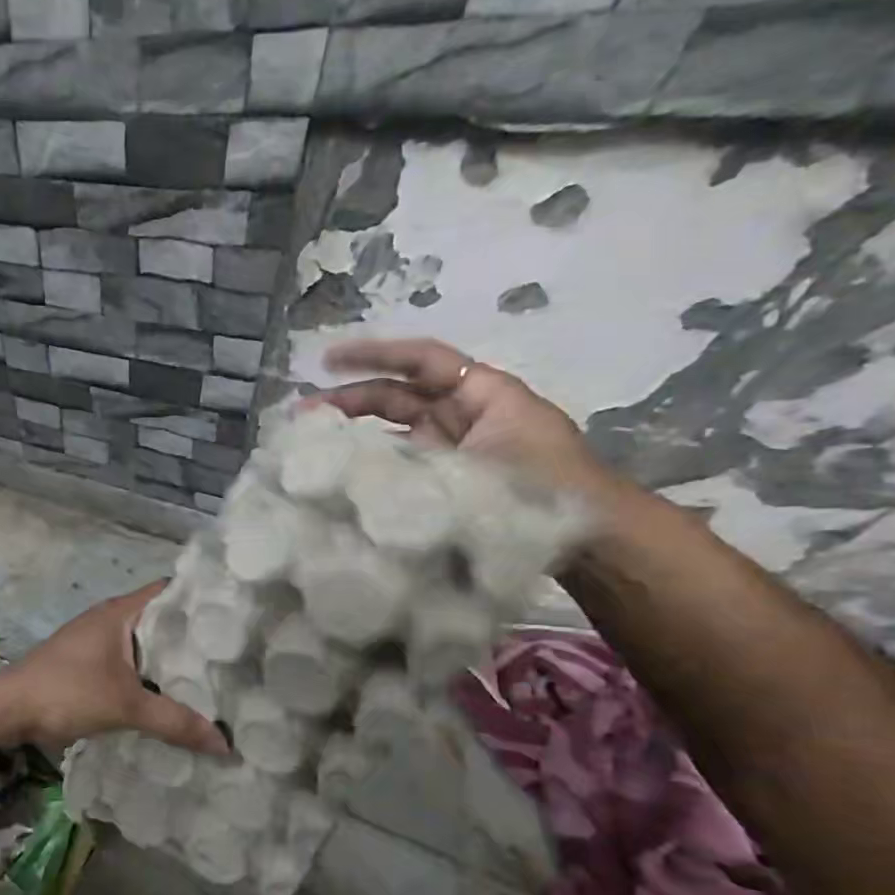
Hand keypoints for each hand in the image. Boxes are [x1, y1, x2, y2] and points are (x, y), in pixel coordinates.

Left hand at [0, 581, 230, 756]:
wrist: (8, 711)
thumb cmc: (67, 691)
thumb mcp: (125, 706)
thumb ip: (176, 722)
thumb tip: (226, 744)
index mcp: (121, 612)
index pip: (171, 590)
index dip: (203, 598)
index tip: (239, 615)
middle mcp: (112, 619)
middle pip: (164, 620)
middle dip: (196, 637)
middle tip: (238, 655)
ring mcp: (101, 642)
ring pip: (149, 646)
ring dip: (175, 661)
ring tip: (218, 678)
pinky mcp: (93, 666)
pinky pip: (134, 665)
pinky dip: (155, 677)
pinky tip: (179, 698)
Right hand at [307, 337, 618, 500]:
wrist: (591, 539)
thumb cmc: (548, 487)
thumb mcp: (488, 459)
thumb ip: (423, 456)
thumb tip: (356, 460)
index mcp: (480, 393)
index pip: (420, 361)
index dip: (374, 354)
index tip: (327, 359)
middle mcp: (461, 415)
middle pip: (395, 395)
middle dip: (348, 398)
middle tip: (303, 414)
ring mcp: (450, 450)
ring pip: (391, 430)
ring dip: (352, 432)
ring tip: (309, 443)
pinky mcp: (442, 482)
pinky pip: (399, 464)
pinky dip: (369, 464)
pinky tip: (338, 474)